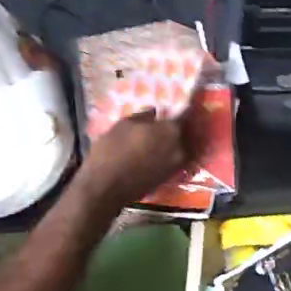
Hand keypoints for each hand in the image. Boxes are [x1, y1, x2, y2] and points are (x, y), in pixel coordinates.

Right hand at [74, 107, 197, 210]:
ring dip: (173, 141)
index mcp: (171, 130)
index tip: (184, 101)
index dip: (185, 107)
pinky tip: (154, 152)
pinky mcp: (168, 178)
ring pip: (179, 147)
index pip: (185, 114)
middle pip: (184, 132)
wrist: (105, 189)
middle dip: (177, 126)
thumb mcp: (123, 124)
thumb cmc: (112, 151)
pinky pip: (172, 160)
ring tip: (159, 137)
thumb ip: (143, 116)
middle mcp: (179, 147)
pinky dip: (167, 154)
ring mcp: (176, 165)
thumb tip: (154, 112)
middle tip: (167, 121)